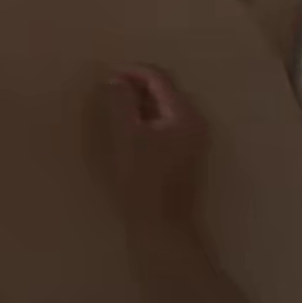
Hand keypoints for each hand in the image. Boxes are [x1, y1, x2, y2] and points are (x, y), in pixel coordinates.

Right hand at [84, 65, 207, 230]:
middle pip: (164, 89)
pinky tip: (128, 128)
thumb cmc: (143, 182)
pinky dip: (146, 117)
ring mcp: (193, 138)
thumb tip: (116, 80)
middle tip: (108, 90)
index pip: (158, 77)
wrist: (163, 231)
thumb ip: (120, 102)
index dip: (131, 71)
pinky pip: (165, 122)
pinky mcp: (185, 154)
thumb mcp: (127, 136)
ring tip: (114, 107)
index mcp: (184, 113)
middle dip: (135, 84)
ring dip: (139, 101)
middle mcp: (195, 121)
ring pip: (163, 106)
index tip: (106, 76)